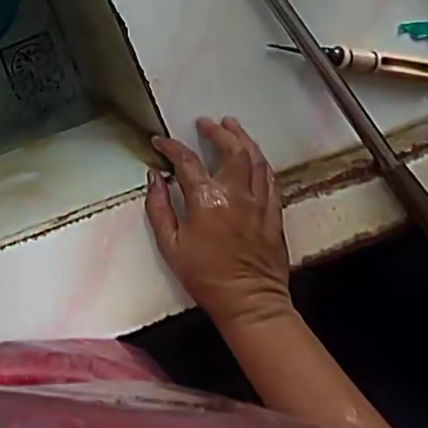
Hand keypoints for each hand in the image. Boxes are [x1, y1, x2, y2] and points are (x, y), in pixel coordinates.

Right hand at [145, 117, 291, 326]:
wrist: (250, 304)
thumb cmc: (206, 278)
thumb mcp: (170, 246)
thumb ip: (158, 208)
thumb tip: (154, 178)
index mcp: (207, 200)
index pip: (186, 161)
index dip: (171, 146)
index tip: (161, 142)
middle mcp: (236, 194)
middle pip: (231, 149)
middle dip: (218, 131)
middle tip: (206, 123)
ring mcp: (258, 202)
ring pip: (255, 159)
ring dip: (243, 138)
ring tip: (232, 126)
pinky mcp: (273, 213)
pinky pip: (270, 179)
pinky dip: (260, 162)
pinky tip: (254, 157)